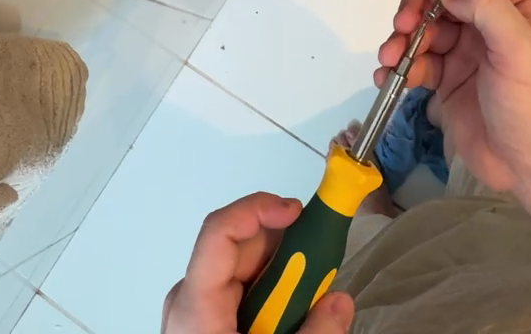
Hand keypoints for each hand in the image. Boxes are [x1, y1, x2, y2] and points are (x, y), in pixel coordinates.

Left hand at [162, 193, 353, 333]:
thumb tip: (341, 301)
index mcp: (196, 305)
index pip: (220, 230)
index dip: (259, 209)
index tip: (299, 214)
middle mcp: (189, 298)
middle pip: (241, 247)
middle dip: (286, 250)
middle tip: (321, 270)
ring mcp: (195, 311)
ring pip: (246, 269)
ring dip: (282, 278)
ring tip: (306, 307)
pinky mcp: (204, 324)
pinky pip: (241, 291)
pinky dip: (271, 297)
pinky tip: (288, 322)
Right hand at [373, 0, 530, 193]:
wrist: (530, 167)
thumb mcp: (520, 47)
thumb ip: (486, 8)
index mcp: (510, 6)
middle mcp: (484, 23)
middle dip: (416, 8)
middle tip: (402, 27)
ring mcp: (463, 52)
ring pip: (422, 29)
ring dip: (401, 39)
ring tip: (390, 60)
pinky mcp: (445, 81)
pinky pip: (415, 63)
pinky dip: (397, 67)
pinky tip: (387, 79)